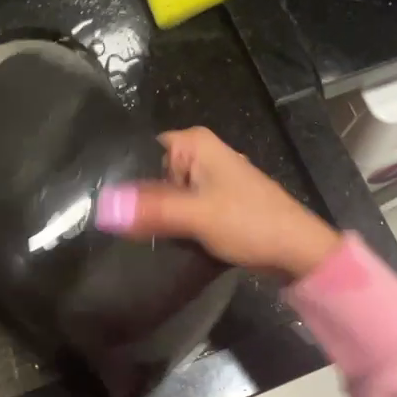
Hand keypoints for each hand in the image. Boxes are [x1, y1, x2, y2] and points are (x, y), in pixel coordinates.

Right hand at [93, 126, 341, 278]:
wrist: (297, 253)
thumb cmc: (251, 223)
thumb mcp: (197, 215)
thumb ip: (151, 209)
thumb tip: (103, 207)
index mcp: (195, 143)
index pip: (141, 150)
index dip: (122, 175)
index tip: (99, 201)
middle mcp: (200, 155)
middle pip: (150, 175)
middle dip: (135, 199)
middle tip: (109, 225)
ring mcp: (208, 181)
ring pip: (164, 196)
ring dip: (152, 216)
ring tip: (126, 235)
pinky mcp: (213, 206)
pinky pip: (179, 211)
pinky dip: (169, 225)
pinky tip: (154, 241)